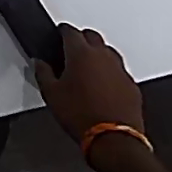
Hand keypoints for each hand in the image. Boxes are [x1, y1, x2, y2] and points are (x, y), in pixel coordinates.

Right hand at [34, 23, 144, 148]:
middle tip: (72, 48)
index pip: (70, 31)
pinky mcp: (132, 86)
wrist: (113, 141)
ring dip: (98, 54)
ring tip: (87, 66)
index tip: (58, 34)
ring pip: (108, 52)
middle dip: (81, 38)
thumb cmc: (83, 116)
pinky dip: (111, 73)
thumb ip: (43, 73)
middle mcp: (103, 57)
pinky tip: (103, 85)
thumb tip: (39, 64)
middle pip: (92, 36)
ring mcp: (120, 71)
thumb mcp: (51, 93)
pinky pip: (120, 71)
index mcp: (81, 53)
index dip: (62, 31)